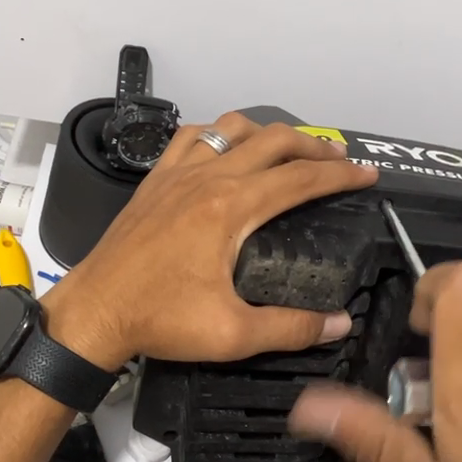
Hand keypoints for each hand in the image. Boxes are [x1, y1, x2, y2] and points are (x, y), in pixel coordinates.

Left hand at [43, 113, 378, 369]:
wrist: (94, 312)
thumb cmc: (159, 320)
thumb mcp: (233, 333)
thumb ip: (292, 327)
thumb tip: (340, 323)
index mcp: (230, 208)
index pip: (299, 179)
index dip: (340, 175)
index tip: (367, 174)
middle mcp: (207, 178)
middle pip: (273, 141)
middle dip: (314, 147)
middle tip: (340, 160)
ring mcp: (176, 173)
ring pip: (232, 128)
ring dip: (268, 133)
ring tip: (289, 150)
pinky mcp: (154, 180)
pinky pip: (192, 137)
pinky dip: (219, 134)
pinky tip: (225, 150)